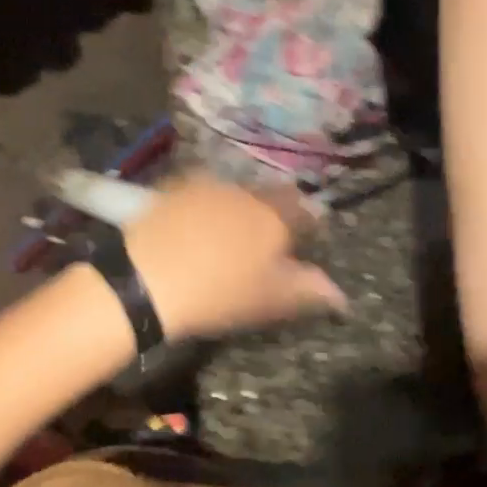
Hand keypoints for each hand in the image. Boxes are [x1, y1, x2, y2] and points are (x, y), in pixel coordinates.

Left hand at [121, 175, 345, 339]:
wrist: (145, 276)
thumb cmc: (217, 293)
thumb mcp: (268, 299)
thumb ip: (307, 290)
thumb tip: (340, 294)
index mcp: (275, 217)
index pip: (305, 210)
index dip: (309, 221)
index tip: (308, 234)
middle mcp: (245, 193)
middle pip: (269, 195)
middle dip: (273, 210)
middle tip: (266, 234)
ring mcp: (206, 186)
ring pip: (233, 192)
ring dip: (237, 206)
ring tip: (227, 232)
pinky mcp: (171, 189)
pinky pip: (199, 193)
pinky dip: (204, 207)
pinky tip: (193, 227)